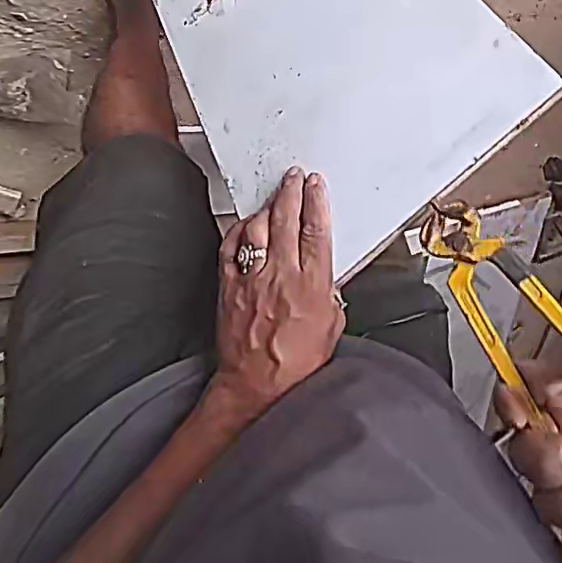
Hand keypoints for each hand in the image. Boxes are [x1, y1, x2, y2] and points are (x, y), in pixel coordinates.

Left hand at [206, 167, 342, 420]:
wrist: (257, 385)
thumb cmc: (296, 363)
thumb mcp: (331, 326)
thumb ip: (329, 294)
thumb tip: (327, 277)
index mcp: (311, 284)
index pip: (316, 230)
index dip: (316, 201)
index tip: (315, 185)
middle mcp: (281, 274)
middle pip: (287, 220)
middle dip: (291, 191)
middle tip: (294, 177)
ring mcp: (252, 277)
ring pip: (258, 228)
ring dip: (267, 207)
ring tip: (274, 196)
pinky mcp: (230, 285)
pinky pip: (231, 247)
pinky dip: (238, 230)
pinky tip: (245, 224)